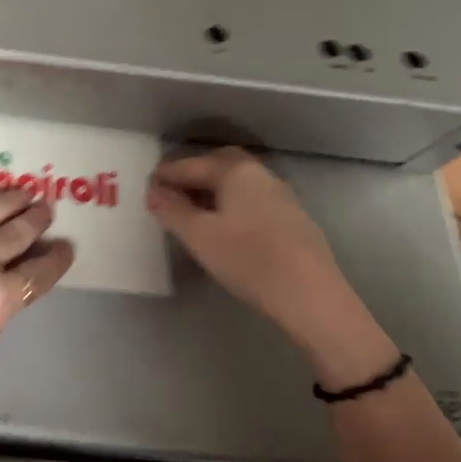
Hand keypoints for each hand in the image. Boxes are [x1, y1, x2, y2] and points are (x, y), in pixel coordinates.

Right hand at [147, 149, 375, 361]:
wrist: (313, 298)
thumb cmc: (249, 260)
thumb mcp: (200, 237)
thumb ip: (172, 211)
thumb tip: (153, 192)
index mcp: (235, 171)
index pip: (191, 165)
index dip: (166, 175)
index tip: (147, 185)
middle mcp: (260, 174)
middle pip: (220, 164)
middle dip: (194, 173)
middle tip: (173, 191)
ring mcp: (282, 196)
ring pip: (240, 182)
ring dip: (215, 189)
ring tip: (196, 210)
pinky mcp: (295, 220)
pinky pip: (254, 200)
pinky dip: (234, 204)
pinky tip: (229, 227)